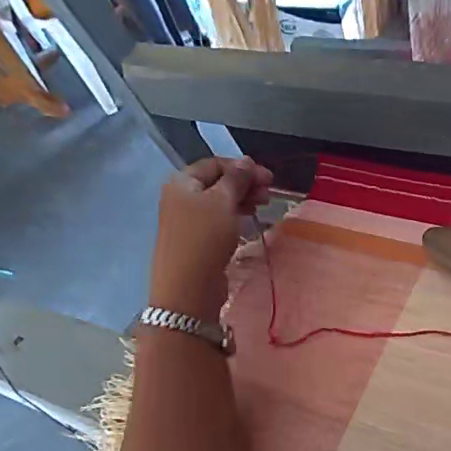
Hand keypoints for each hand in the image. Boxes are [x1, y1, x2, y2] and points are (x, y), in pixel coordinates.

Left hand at [149, 157, 273, 321]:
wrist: (188, 289)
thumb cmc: (204, 238)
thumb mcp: (223, 202)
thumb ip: (236, 179)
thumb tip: (246, 162)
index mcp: (182, 182)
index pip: (215, 164)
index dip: (243, 167)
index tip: (268, 177)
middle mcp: (181, 198)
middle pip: (217, 183)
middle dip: (245, 184)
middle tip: (269, 193)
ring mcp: (187, 221)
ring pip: (219, 203)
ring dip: (242, 201)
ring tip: (263, 206)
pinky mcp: (197, 242)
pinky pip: (218, 222)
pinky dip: (235, 218)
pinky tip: (249, 221)